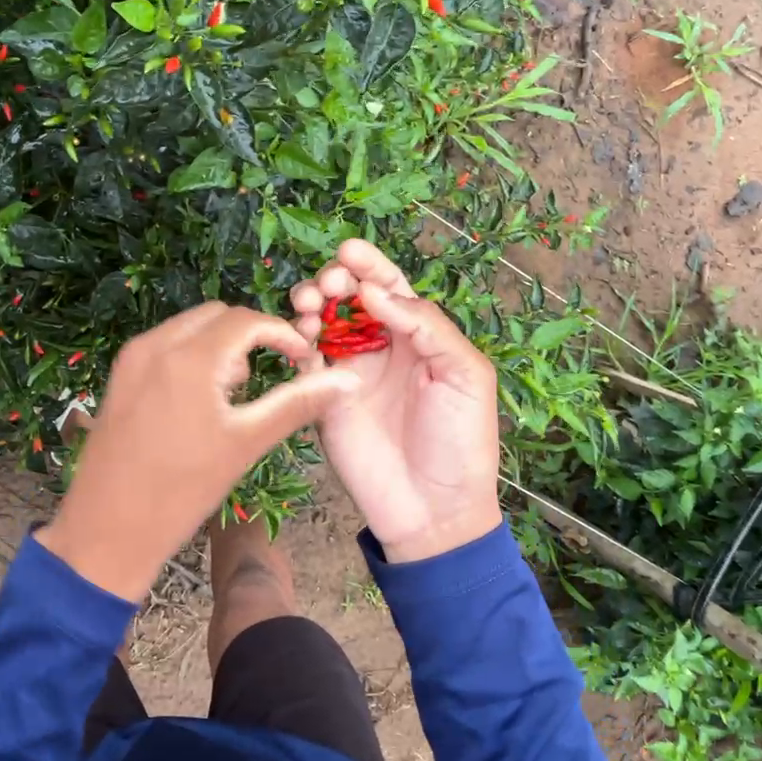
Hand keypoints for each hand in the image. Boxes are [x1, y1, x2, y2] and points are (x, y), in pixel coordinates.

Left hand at [36, 303, 359, 600]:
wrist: (105, 531)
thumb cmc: (181, 491)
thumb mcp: (245, 444)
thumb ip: (296, 403)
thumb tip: (348, 380)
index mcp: (188, 357)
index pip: (246, 320)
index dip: (281, 333)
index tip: (303, 359)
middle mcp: (155, 343)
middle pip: (217, 315)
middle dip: (249, 338)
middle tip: (264, 381)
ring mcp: (132, 357)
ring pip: (189, 327)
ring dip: (220, 346)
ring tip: (231, 397)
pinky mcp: (119, 374)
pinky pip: (165, 345)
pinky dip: (192, 356)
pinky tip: (198, 402)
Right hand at [291, 239, 501, 563]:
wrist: (434, 510)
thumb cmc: (462, 442)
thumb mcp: (465, 375)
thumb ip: (427, 327)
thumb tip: (376, 292)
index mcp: (418, 336)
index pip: (390, 287)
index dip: (370, 265)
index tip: (349, 250)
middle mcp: (380, 346)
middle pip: (348, 297)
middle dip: (334, 279)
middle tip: (329, 283)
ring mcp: (348, 371)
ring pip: (321, 322)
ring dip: (309, 303)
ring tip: (307, 304)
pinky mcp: (324, 398)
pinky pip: (304, 360)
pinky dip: (296, 341)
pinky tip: (301, 337)